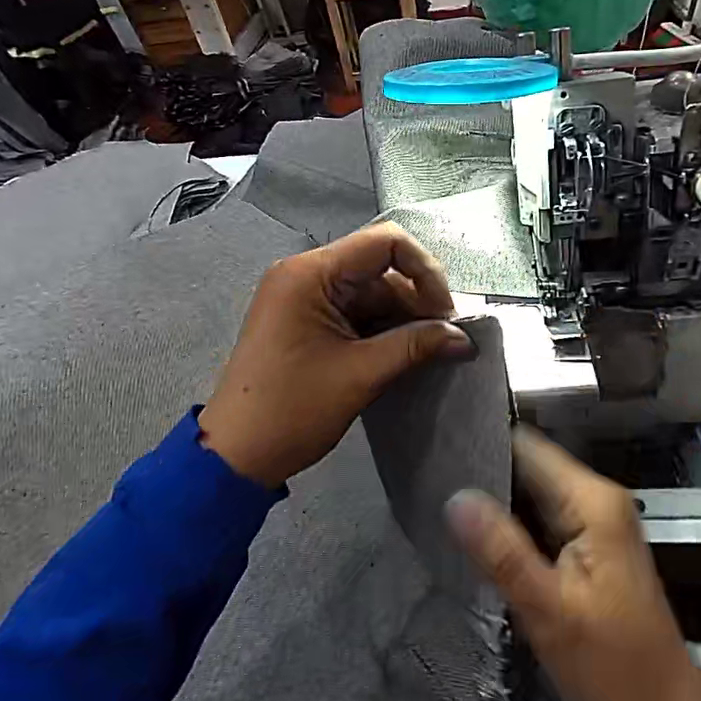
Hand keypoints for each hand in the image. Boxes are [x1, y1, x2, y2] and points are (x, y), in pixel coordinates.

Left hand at [198, 223, 472, 486]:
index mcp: (310, 274)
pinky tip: (406, 353)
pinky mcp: (310, 321)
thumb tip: (465, 337)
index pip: (386, 243)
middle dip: (418, 300)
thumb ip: (417, 346)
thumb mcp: (361, 374)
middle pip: (383, 268)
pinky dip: (386, 330)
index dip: (425, 270)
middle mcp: (307, 275)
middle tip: (445, 339)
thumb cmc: (291, 410)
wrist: (234, 457)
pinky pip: (360, 312)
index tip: (444, 313)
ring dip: (405, 318)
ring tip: (430, 352)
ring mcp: (307, 298)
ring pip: (376, 292)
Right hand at [447, 426, 700, 700]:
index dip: (485, 444)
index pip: (530, 447)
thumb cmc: (612, 668)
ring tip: (439, 504)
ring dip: (494, 501)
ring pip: (533, 493)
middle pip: (531, 466)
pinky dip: (512, 524)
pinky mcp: (590, 546)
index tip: (438, 451)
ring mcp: (596, 522)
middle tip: (429, 484)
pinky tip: (475, 535)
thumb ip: (502, 552)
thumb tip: (455, 497)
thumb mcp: (550, 613)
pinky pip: (542, 519)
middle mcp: (598, 499)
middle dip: (484, 474)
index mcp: (594, 500)